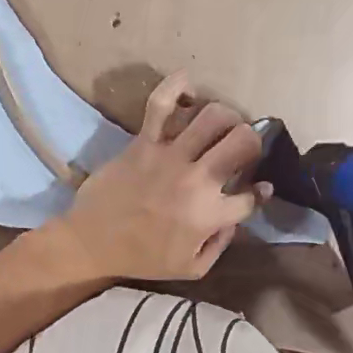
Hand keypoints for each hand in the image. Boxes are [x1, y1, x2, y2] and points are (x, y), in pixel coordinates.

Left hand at [38, 71, 272, 281]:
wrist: (92, 243)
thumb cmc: (141, 259)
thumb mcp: (190, 268)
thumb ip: (219, 245)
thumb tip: (234, 219)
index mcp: (210, 214)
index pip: (251, 195)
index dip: (259, 192)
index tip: (257, 189)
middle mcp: (197, 180)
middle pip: (243, 141)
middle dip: (251, 142)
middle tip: (240, 150)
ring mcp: (170, 157)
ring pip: (213, 116)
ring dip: (225, 117)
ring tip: (219, 127)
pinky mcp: (143, 143)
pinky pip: (161, 103)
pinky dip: (176, 86)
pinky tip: (188, 84)